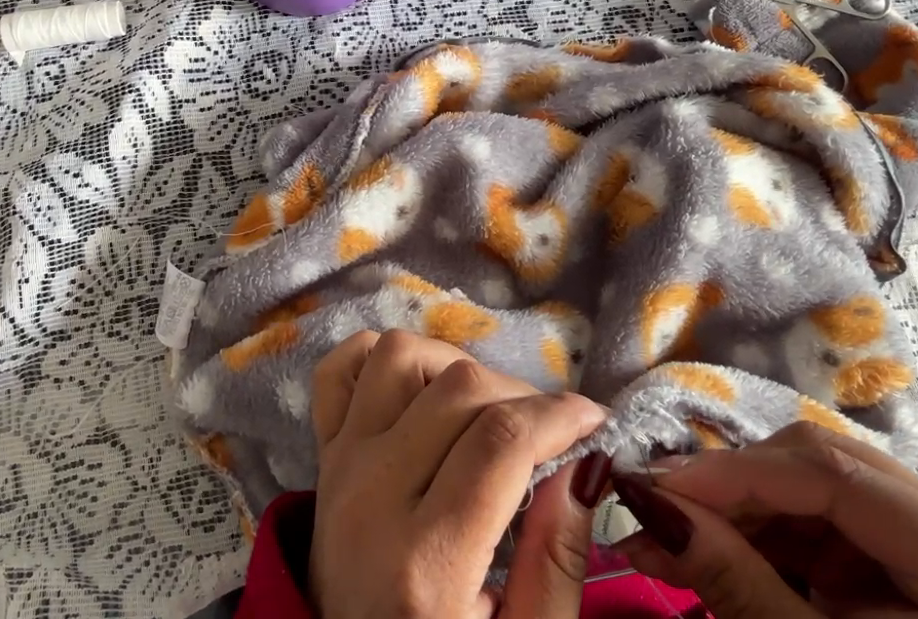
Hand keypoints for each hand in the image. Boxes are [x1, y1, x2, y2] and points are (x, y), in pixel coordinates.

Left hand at [308, 330, 611, 618]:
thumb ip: (554, 559)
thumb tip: (585, 465)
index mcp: (425, 561)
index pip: (500, 441)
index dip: (560, 416)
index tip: (595, 423)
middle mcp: (372, 494)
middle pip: (458, 389)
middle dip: (522, 396)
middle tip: (550, 434)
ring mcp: (338, 464)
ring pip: (400, 357)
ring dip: (455, 368)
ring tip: (486, 412)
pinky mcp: (322, 452)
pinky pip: (341, 367)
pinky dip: (382, 360)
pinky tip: (421, 392)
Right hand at [610, 422, 917, 617]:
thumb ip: (740, 585)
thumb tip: (647, 506)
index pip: (833, 473)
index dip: (731, 472)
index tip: (647, 485)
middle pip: (816, 467)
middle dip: (721, 490)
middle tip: (642, 512)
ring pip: (804, 487)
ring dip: (726, 513)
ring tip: (657, 542)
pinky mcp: (904, 552)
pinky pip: (813, 521)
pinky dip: (754, 537)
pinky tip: (701, 550)